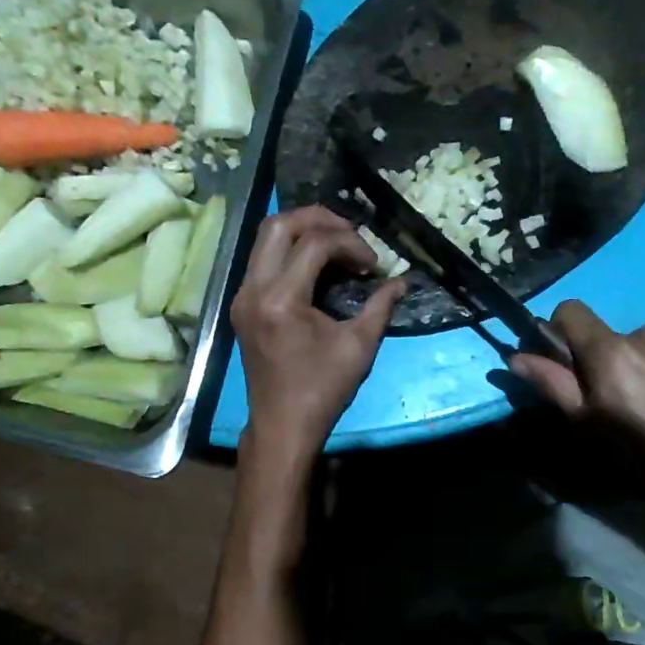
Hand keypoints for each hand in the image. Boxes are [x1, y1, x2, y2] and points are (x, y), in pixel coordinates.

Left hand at [231, 206, 406, 456]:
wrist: (282, 425)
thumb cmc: (322, 390)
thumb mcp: (359, 346)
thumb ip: (380, 305)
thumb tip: (402, 281)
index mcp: (281, 300)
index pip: (314, 244)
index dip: (350, 243)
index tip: (372, 265)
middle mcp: (253, 289)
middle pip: (278, 224)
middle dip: (319, 219)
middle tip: (351, 233)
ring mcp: (242, 296)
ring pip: (265, 237)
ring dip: (302, 231)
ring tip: (337, 244)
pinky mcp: (243, 304)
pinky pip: (262, 260)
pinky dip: (289, 251)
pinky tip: (317, 265)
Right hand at [509, 301, 644, 550]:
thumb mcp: (590, 427)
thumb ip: (553, 385)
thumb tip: (515, 357)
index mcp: (611, 351)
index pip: (571, 310)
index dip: (560, 331)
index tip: (567, 365)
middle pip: (609, 334)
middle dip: (605, 359)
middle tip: (618, 403)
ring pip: (644, 343)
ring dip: (641, 363)